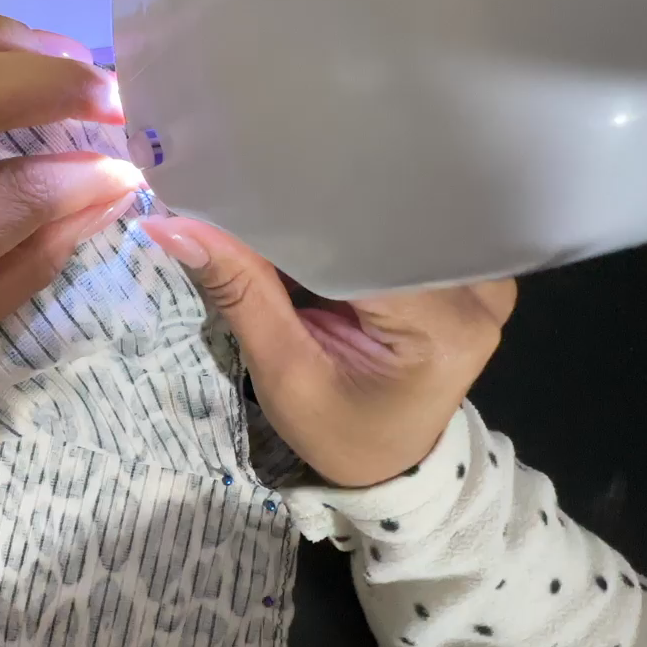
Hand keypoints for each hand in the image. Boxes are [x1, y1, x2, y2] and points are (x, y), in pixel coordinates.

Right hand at [140, 216, 514, 486]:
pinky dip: (345, 227)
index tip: (234, 191)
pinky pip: (392, 230)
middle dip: (307, 206)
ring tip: (273, 198)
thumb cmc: (339, 430)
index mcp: (442, 323)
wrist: (390, 460)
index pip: (361, 236)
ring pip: (384, 216)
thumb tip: (170, 225)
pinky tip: (307, 220)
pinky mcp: (459, 272)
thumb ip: (238, 290)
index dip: (295, 210)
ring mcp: (475, 276)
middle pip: (377, 218)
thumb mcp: (281, 370)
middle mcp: (476, 287)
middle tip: (245, 185)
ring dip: (326, 212)